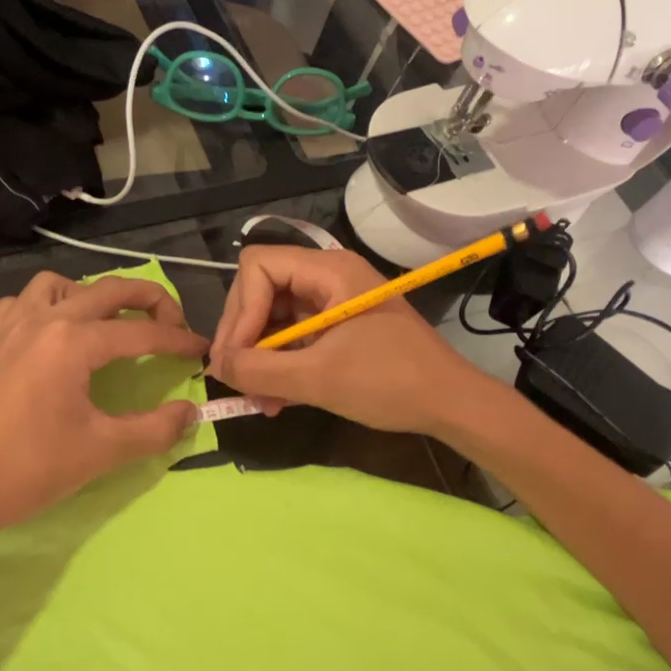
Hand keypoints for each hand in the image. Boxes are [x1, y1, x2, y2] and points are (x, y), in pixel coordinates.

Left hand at [0, 271, 207, 541]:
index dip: (178, 340)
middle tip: (172, 325)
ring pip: (59, 286)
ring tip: (108, 326)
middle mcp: (43, 319)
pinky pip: (23, 303)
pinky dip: (47, 307)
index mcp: (73, 341)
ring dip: (92, 296)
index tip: (202, 350)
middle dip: (149, 300)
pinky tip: (52, 337)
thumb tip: (190, 413)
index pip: (141, 332)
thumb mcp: (101, 451)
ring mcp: (9, 325)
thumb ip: (154, 430)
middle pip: (107, 290)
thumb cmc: (28, 469)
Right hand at [208, 246, 480, 434]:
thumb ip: (261, 370)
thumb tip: (218, 367)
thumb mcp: (318, 378)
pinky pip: (295, 338)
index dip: (238, 310)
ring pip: (274, 319)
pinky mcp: (339, 328)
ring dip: (260, 358)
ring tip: (258, 400)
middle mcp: (328, 277)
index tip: (236, 356)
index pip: (258, 266)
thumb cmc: (390, 382)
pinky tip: (277, 401)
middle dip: (244, 337)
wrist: (452, 405)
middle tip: (235, 379)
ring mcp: (333, 303)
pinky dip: (281, 366)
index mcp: (329, 271)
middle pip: (260, 291)